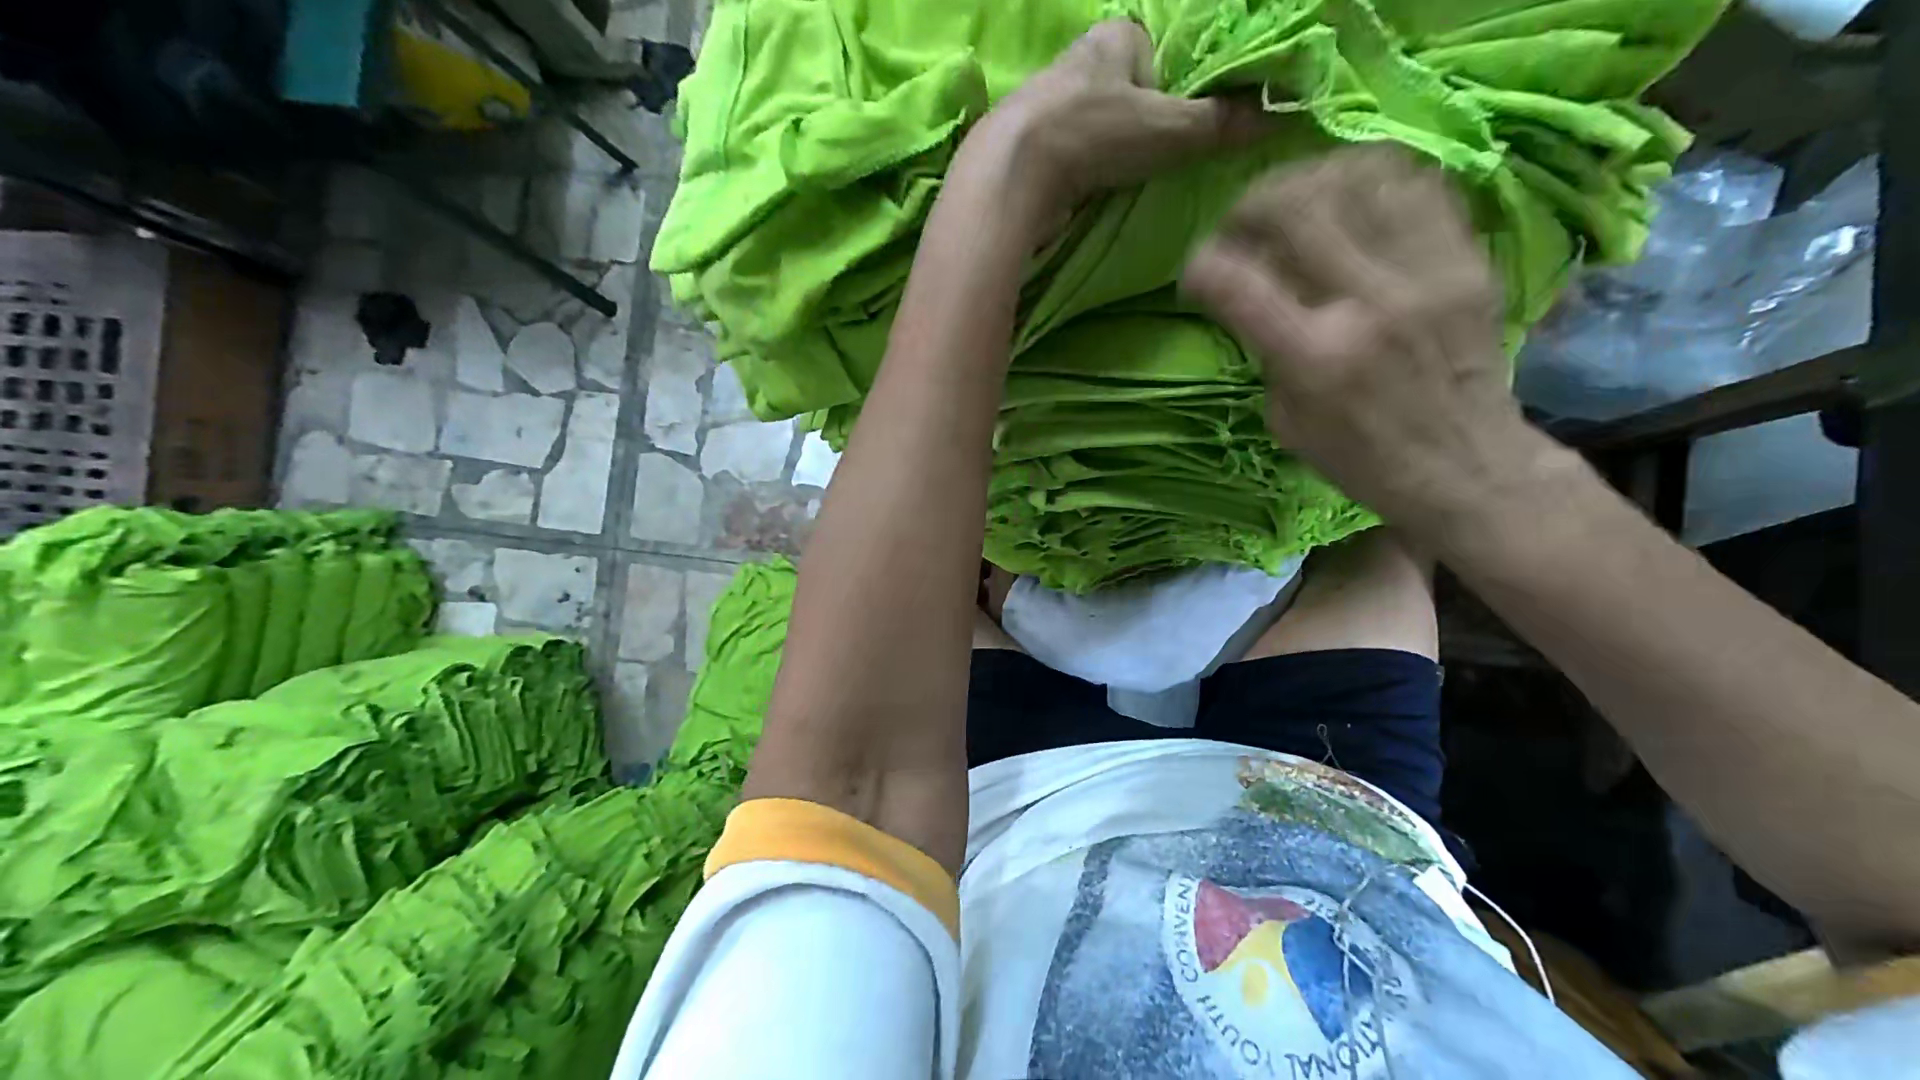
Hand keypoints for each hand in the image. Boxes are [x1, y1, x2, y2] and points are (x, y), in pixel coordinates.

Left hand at [955, 20, 1264, 231]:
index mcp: (1112, 36)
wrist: (1013, 173)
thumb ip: (1221, 124)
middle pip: (1122, 97)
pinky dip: (1073, 175)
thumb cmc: (1097, 134)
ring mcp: (1042, 105)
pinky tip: (1076, 193)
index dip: (1168, 96)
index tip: (1168, 131)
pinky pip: (1061, 157)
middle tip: (1139, 163)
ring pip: (1089, 130)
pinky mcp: (1020, 147)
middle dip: (1134, 131)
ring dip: (1102, 157)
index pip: (1154, 58)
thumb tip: (1278, 115)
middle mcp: (1073, 62)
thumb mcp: (1172, 128)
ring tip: (1106, 182)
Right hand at [1182, 146, 1531, 533]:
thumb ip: (1265, 351)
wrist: (1467, 468)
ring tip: (1297, 199)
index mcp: (1314, 358)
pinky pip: (1419, 185)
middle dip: (1249, 205)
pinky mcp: (1468, 261)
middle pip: (1296, 206)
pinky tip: (1353, 195)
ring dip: (1311, 179)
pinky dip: (1374, 178)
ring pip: (1360, 178)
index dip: (1200, 265)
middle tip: (1241, 225)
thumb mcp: (1285, 421)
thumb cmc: (1360, 458)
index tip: (1195, 274)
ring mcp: (1427, 274)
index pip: (1236, 282)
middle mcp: (1369, 304)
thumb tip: (1250, 293)